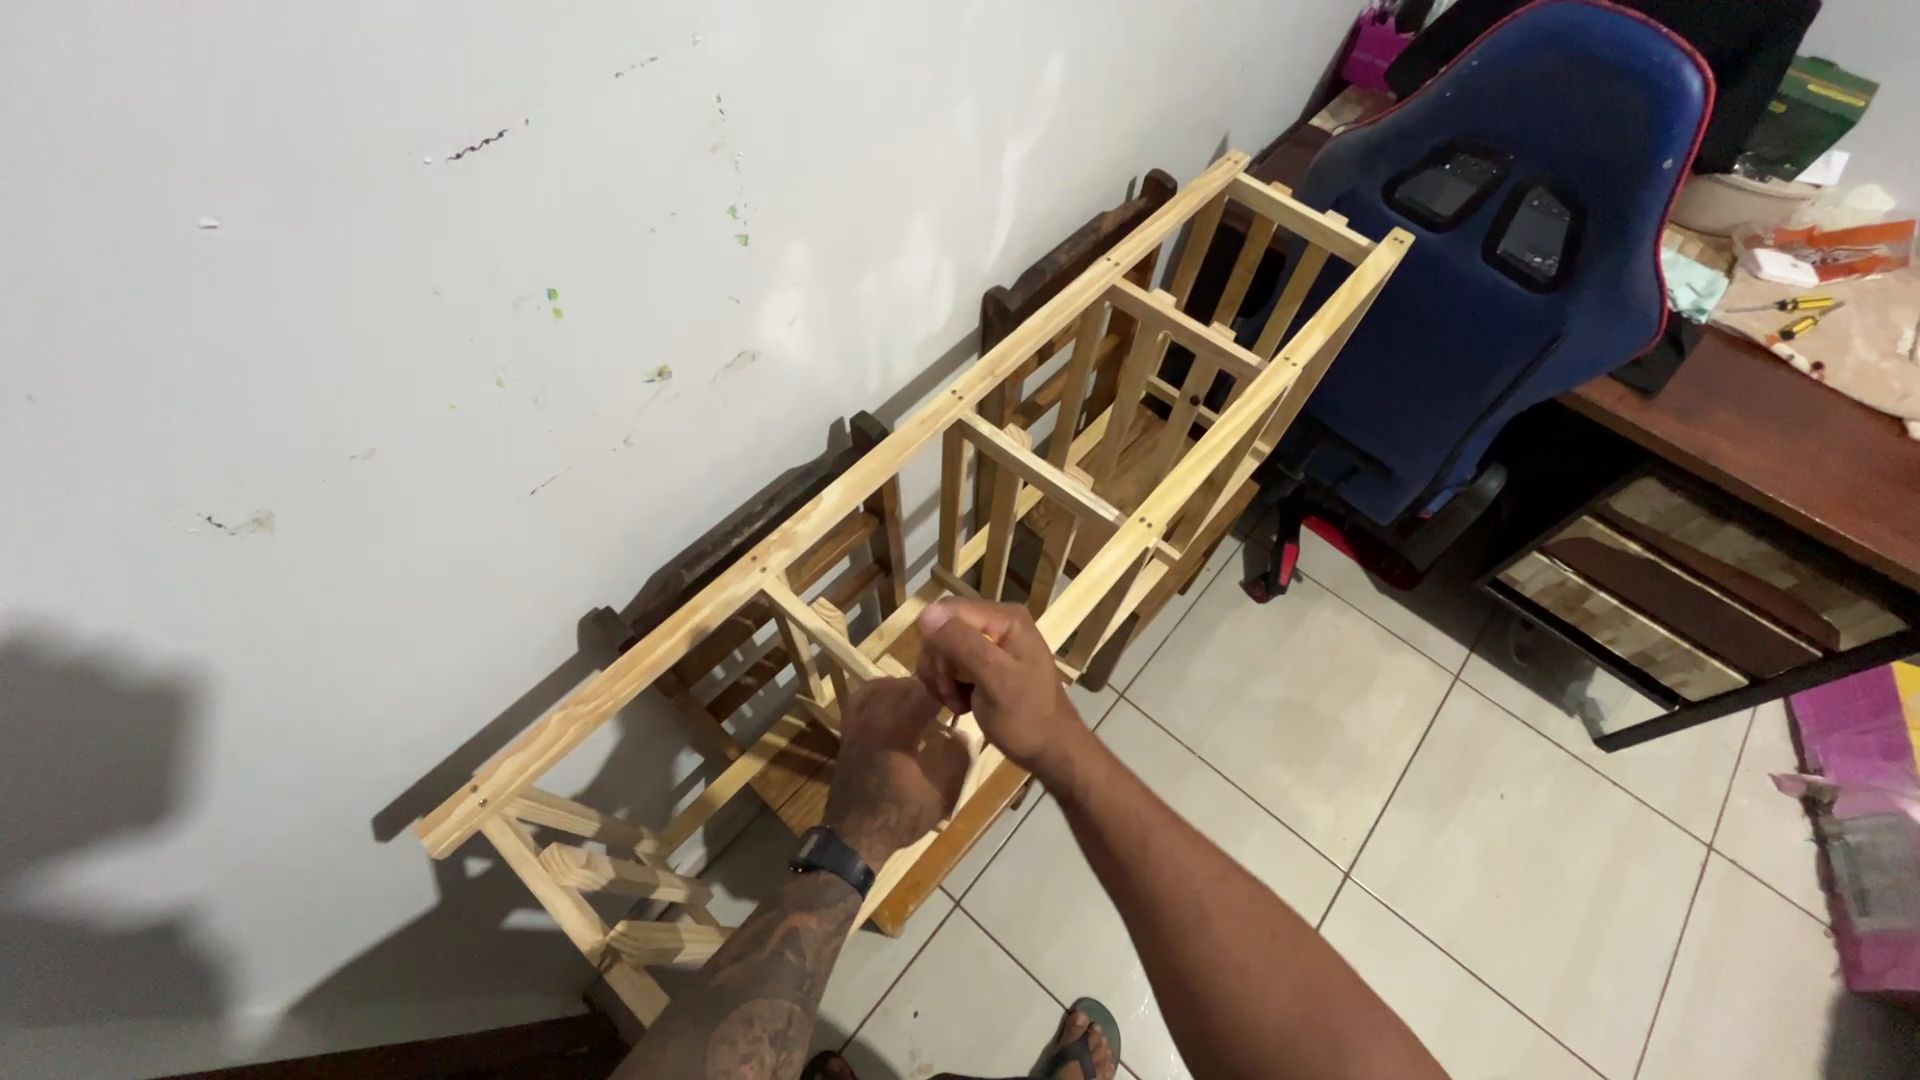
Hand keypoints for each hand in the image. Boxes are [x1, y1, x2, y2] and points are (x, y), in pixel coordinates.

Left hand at [824, 677, 970, 868]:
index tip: (962, 703)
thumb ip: (957, 756)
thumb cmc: (901, 815)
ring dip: (907, 688)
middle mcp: (874, 716)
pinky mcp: (849, 729)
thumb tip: (961, 732)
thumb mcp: (942, 792)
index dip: (948, 693)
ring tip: (925, 704)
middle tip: (949, 705)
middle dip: (930, 690)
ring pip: (884, 685)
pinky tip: (894, 701)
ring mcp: (858, 721)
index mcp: (897, 728)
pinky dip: (881, 691)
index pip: (927, 692)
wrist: (856, 835)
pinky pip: (863, 695)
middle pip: (906, 684)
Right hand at [914, 598, 1087, 785]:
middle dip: (939, 664)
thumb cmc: (1026, 718)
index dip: (937, 643)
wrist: (1051, 749)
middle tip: (951, 695)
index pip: (948, 611)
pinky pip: (952, 662)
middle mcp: (999, 620)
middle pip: (944, 629)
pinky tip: (963, 703)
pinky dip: (950, 684)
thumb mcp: (995, 680)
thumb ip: (963, 643)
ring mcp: (994, 640)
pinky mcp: (988, 660)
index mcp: (1005, 617)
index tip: (944, 678)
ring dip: (942, 678)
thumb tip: (926, 614)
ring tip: (958, 703)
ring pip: (944, 648)